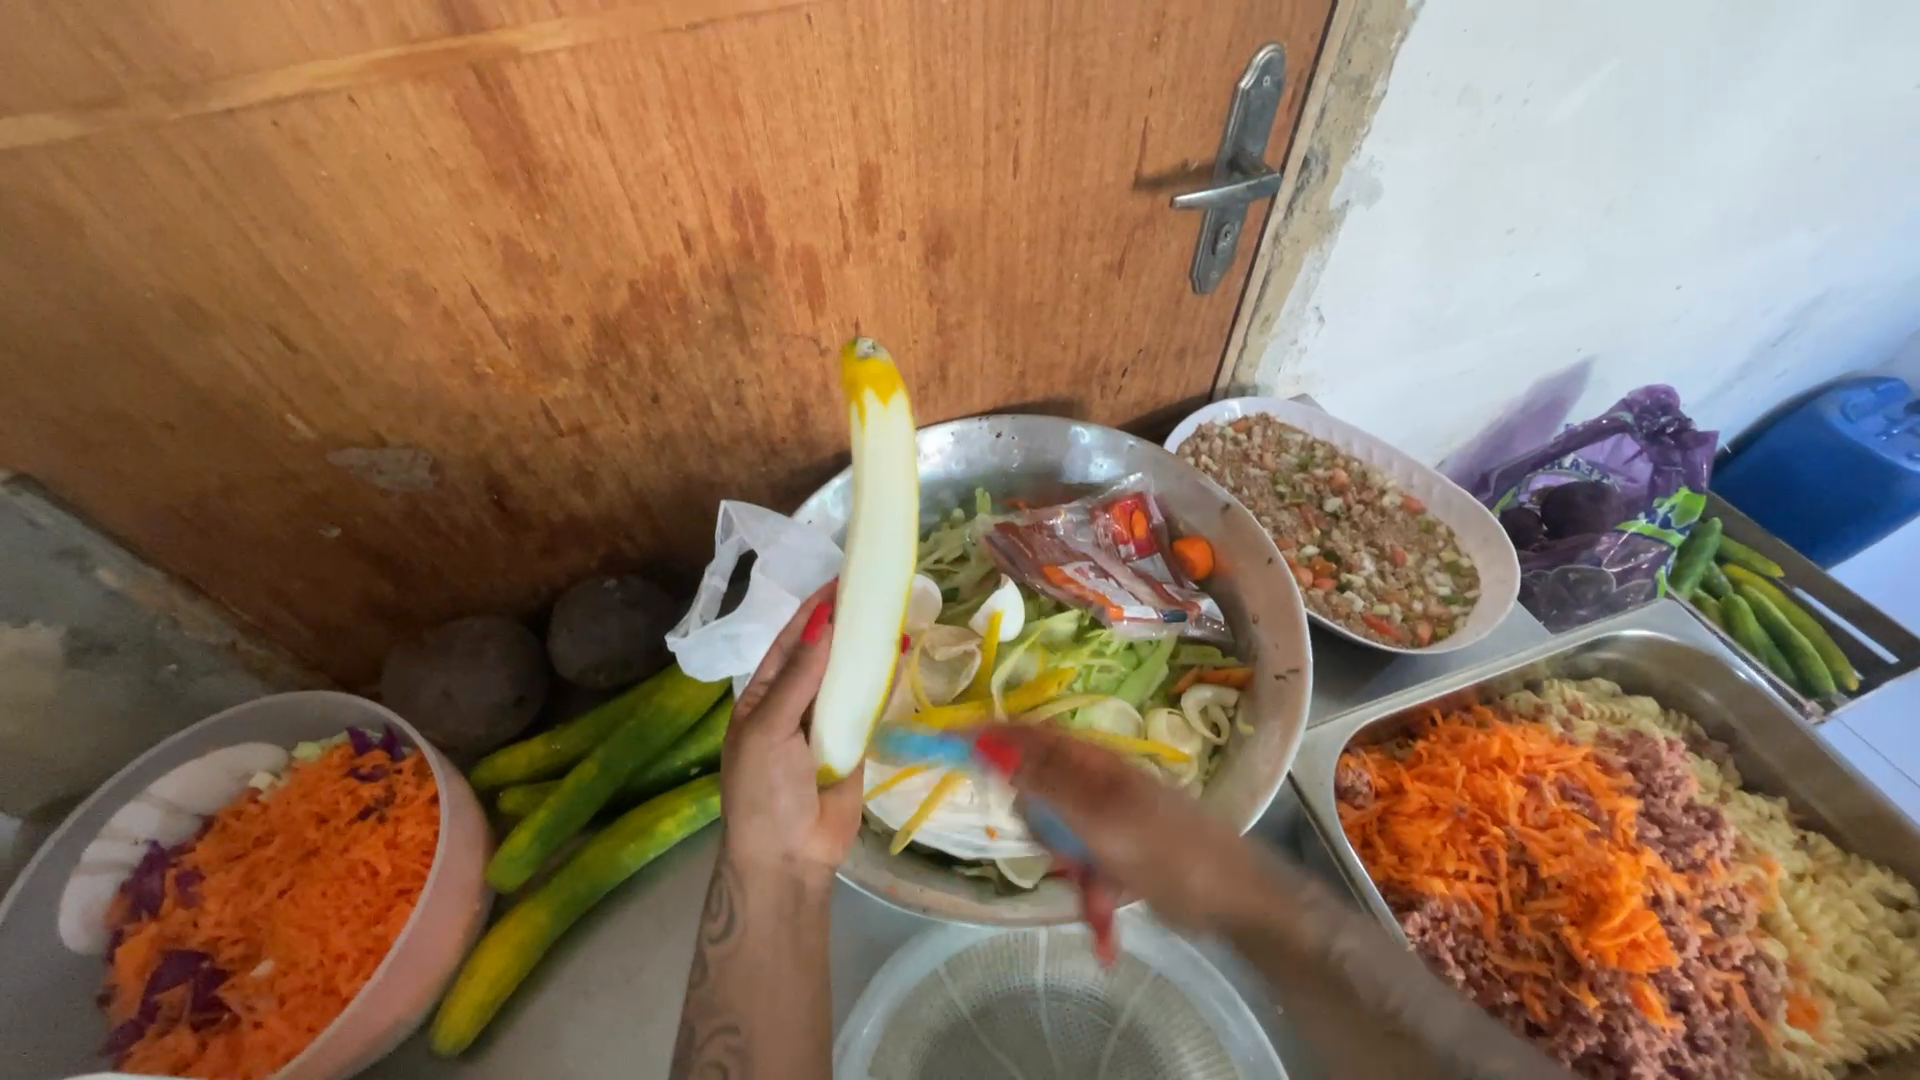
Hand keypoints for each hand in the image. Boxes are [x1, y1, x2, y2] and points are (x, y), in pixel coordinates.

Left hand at [719, 582, 864, 880]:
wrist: (789, 855)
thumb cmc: (764, 789)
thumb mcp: (770, 728)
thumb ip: (800, 677)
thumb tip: (825, 624)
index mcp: (764, 695)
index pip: (791, 642)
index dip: (814, 611)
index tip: (839, 580)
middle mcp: (795, 702)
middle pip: (823, 654)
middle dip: (844, 623)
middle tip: (873, 590)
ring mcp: (826, 721)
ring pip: (849, 675)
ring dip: (866, 647)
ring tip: (892, 613)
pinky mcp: (855, 740)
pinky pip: (869, 703)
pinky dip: (883, 679)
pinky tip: (899, 654)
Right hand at [979, 723, 1278, 932]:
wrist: (1234, 899)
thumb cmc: (1167, 849)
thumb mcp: (1097, 814)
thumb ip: (1041, 779)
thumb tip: (987, 739)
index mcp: (1089, 760)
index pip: (1024, 736)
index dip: (985, 738)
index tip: (942, 747)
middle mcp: (1092, 782)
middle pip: (1034, 793)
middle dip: (1041, 829)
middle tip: (1062, 851)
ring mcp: (1104, 818)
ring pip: (1055, 837)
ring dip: (1070, 871)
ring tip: (1096, 893)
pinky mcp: (1113, 853)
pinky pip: (1082, 870)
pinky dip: (1089, 897)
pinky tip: (1106, 930)